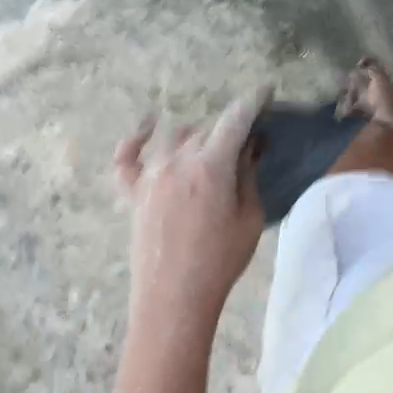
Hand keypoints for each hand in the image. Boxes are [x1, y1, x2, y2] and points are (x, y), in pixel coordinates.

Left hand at [113, 93, 267, 324]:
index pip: (236, 119)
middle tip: (246, 149)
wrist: (173, 301)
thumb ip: (247, 177)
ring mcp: (150, 176)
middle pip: (206, 130)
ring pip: (175, 138)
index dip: (253, 102)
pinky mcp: (133, 194)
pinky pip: (127, 158)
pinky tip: (147, 127)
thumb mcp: (250, 217)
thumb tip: (247, 150)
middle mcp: (178, 161)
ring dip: (195, 139)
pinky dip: (136, 140)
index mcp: (212, 166)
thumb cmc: (220, 261)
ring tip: (210, 153)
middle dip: (228, 133)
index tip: (265, 91)